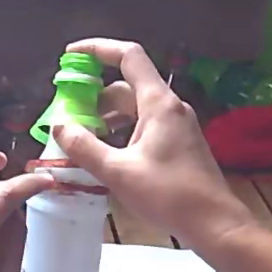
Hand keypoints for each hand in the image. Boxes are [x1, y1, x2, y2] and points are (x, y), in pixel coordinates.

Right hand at [48, 38, 257, 248]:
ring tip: (78, 136)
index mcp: (158, 104)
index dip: (97, 49)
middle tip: (65, 111)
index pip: (128, 57)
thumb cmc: (167, 194)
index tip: (70, 57)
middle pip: (125, 86)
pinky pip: (141, 126)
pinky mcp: (176, 144)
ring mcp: (175, 126)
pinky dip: (118, 131)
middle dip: (93, 95)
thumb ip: (84, 147)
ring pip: (132, 109)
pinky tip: (102, 152)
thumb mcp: (117, 171)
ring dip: (104, 116)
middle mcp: (168, 108)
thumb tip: (59, 125)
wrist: (212, 222)